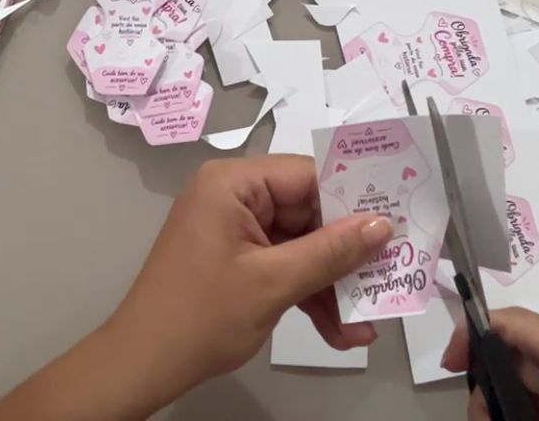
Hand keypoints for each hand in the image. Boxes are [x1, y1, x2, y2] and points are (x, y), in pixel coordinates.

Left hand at [0, 155, 391, 420]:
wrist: (143, 364)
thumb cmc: (200, 315)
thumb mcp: (273, 283)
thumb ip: (331, 252)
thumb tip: (380, 225)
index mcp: (234, 183)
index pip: (307, 174)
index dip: (352, 197)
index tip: (395, 219)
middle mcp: (235, 195)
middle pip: (308, 211)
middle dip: (345, 252)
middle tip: (388, 274)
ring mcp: (236, 228)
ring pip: (301, 243)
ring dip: (331, 283)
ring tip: (366, 320)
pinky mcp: (237, 257)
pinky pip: (283, 264)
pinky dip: (307, 293)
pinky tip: (339, 331)